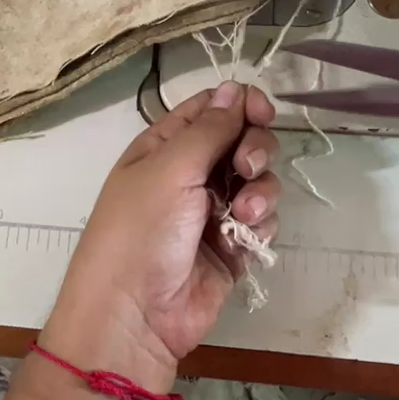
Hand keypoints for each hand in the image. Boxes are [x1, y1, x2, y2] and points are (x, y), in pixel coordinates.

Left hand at [48, 80, 281, 373]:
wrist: (135, 313)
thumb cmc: (141, 230)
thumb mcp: (170, 169)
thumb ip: (209, 128)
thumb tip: (233, 86)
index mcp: (165, 146)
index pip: (211, 109)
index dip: (241, 104)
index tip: (263, 112)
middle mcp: (190, 173)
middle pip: (242, 140)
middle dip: (255, 148)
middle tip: (246, 167)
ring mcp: (213, 210)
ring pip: (258, 180)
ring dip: (260, 190)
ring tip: (242, 213)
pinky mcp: (233, 246)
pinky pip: (262, 220)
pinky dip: (259, 224)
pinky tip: (242, 238)